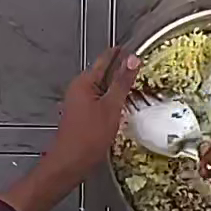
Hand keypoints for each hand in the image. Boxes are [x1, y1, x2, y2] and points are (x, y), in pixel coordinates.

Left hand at [47, 46, 140, 183]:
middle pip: (103, 74)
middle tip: (140, 67)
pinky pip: (100, 102)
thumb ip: (122, 82)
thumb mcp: (111, 107)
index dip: (119, 53)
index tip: (133, 47)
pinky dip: (112, 101)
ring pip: (102, 90)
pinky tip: (122, 108)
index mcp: (84, 82)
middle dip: (121, 71)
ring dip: (117, 88)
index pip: (104, 60)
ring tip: (136, 87)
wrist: (70, 163)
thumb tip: (132, 59)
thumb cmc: (89, 136)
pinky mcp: (82, 116)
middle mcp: (78, 89)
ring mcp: (78, 103)